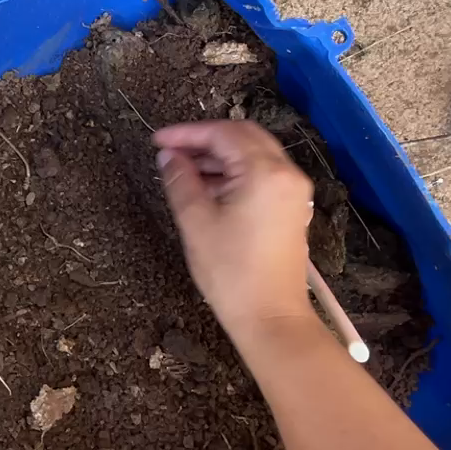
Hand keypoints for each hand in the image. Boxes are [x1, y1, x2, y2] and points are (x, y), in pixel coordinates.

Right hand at [153, 119, 314, 336]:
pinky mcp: (291, 208)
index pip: (223, 134)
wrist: (270, 317)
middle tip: (170, 149)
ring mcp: (293, 192)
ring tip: (183, 168)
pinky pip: (262, 174)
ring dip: (219, 155)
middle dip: (205, 139)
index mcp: (265, 172)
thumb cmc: (230, 270)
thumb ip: (180, 180)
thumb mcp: (195, 221)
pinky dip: (234, 172)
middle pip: (244, 137)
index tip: (156, 140)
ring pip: (253, 155)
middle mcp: (286, 174)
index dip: (187, 133)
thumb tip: (168, 156)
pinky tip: (207, 187)